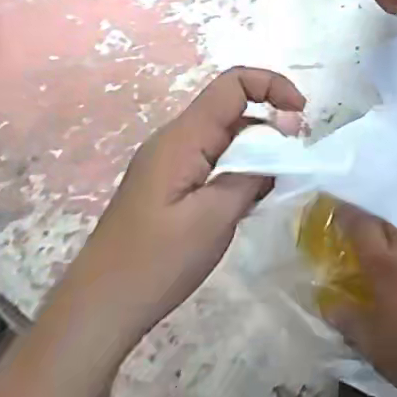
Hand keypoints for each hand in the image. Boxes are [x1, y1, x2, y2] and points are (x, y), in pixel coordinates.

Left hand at [68, 67, 305, 333]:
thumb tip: (281, 144)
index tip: (300, 115)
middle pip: (233, 108)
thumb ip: (254, 172)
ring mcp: (169, 163)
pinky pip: (214, 159)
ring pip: (226, 136)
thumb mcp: (216, 216)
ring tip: (272, 187)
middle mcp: (175, 140)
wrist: (95, 313)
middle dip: (271, 124)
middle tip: (293, 160)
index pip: (233, 84)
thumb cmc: (156, 263)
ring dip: (257, 151)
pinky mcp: (169, 185)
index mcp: (183, 137)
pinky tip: (248, 202)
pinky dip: (241, 169)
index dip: (272, 85)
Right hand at [322, 204, 396, 396]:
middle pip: (391, 234)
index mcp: (386, 268)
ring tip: (389, 282)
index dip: (350, 217)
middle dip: (375, 230)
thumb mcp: (373, 343)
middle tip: (359, 234)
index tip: (338, 206)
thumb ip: (351, 322)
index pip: (364, 231)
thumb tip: (331, 304)